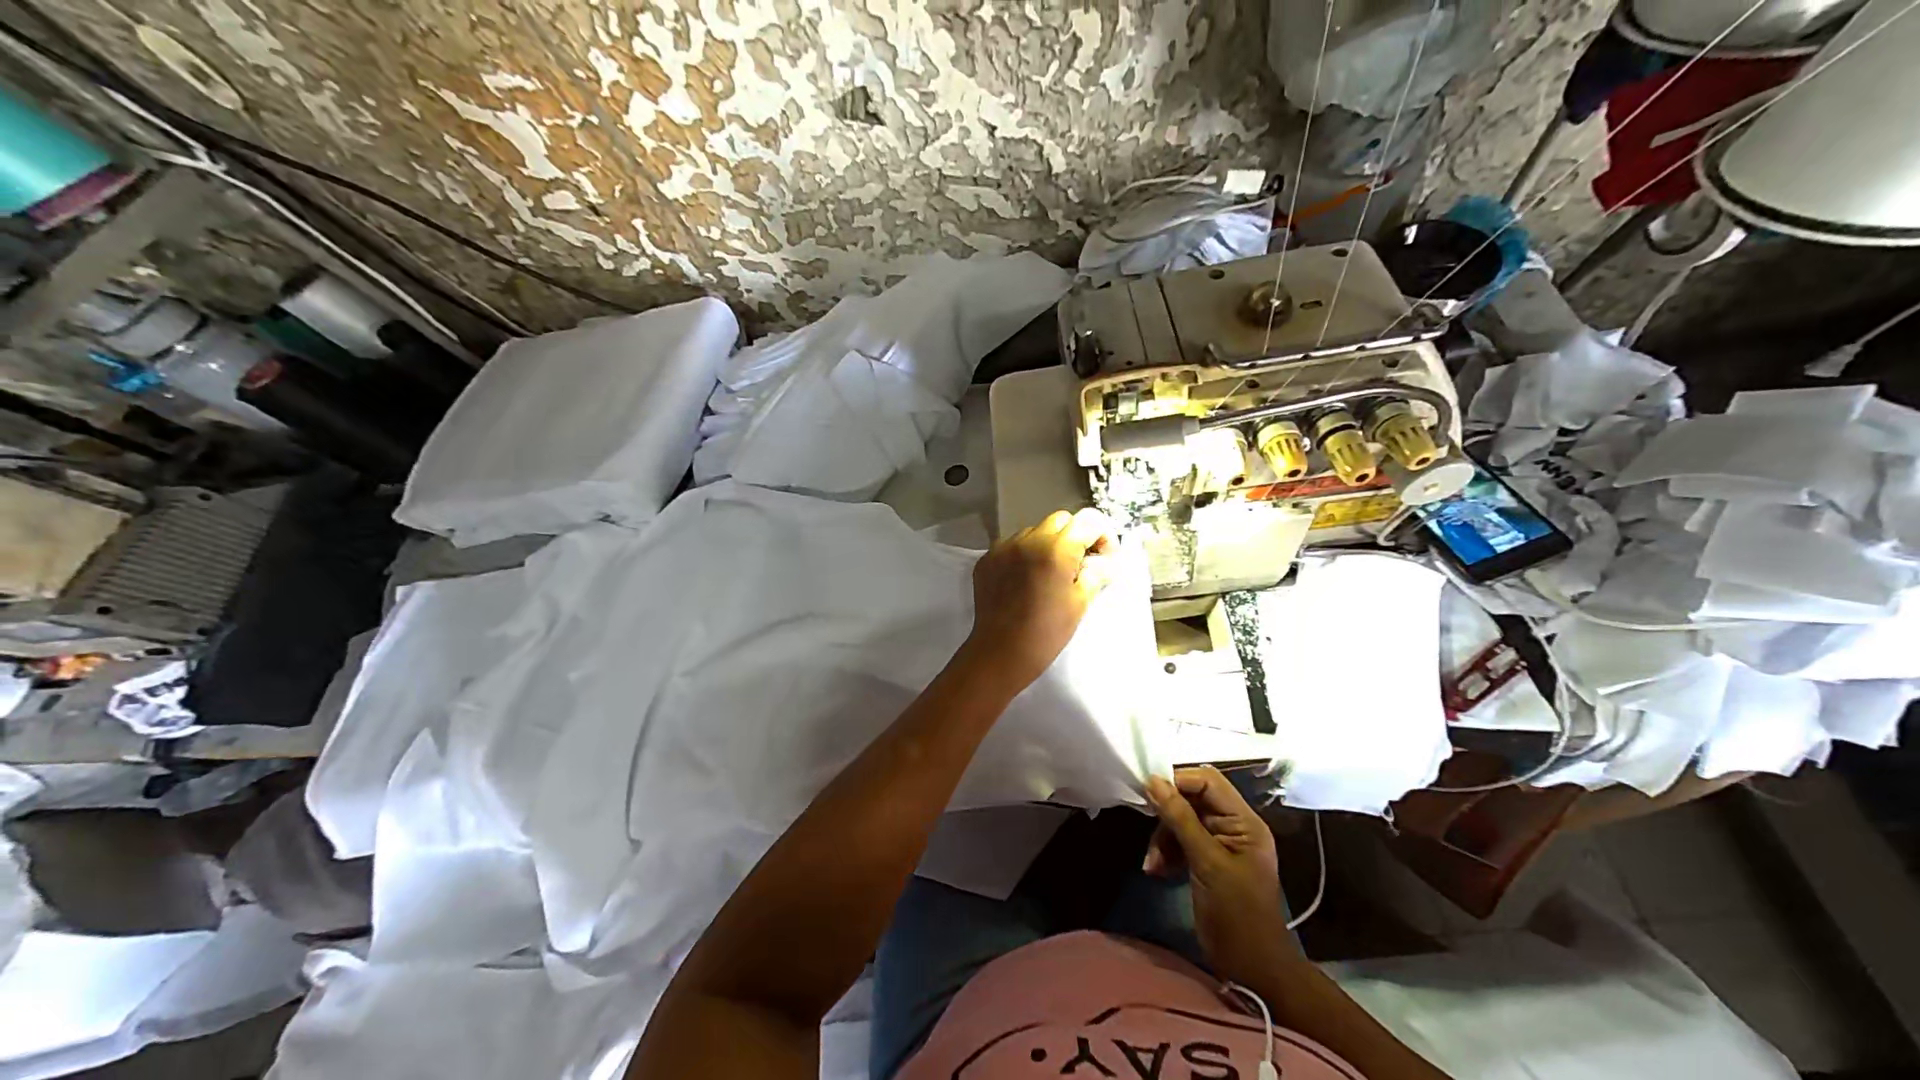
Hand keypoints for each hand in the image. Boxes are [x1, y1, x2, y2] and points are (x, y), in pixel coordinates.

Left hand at [960, 508, 1113, 690]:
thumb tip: (1103, 559)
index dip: (1102, 535)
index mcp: (1056, 549)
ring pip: (1034, 531)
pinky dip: (1024, 555)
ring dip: (1047, 545)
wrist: (1001, 652)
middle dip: (1074, 537)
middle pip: (1060, 520)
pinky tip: (1025, 581)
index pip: (1088, 521)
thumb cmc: (1048, 631)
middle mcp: (1028, 540)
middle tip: (1078, 566)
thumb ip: (1096, 572)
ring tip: (1049, 575)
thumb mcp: (1081, 602)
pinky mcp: (987, 559)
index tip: (1103, 557)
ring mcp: (1004, 548)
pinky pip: (1012, 546)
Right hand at [1144, 767, 1292, 982]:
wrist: (1252, 969)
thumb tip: (1153, 781)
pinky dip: (1167, 854)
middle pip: (1192, 801)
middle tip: (1149, 835)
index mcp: (1245, 822)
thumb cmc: (1236, 914)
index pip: (1208, 782)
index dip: (1177, 782)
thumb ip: (1180, 819)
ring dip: (1163, 839)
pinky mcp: (1208, 863)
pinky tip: (1158, 871)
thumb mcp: (1206, 863)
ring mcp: (1221, 846)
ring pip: (1182, 822)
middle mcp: (1234, 827)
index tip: (1148, 793)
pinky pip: (1181, 843)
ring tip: (1153, 864)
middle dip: (1167, 817)